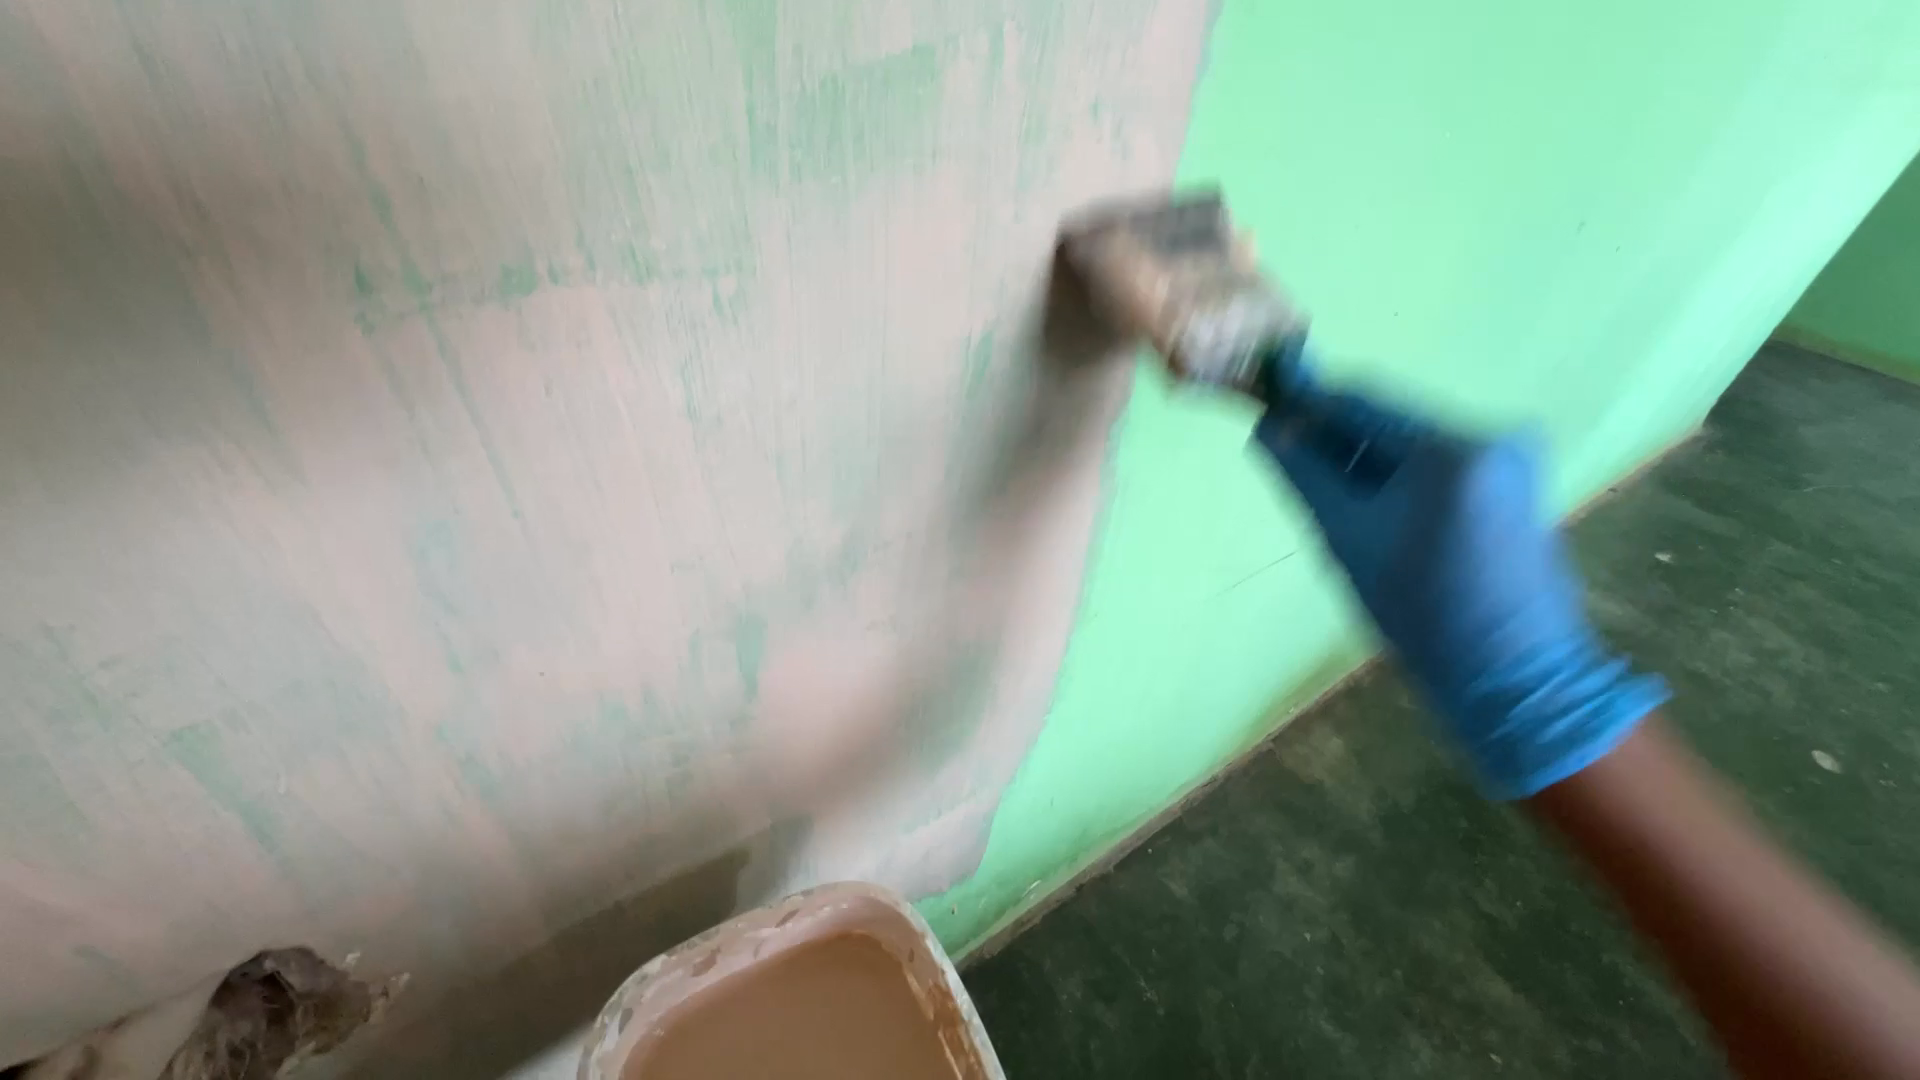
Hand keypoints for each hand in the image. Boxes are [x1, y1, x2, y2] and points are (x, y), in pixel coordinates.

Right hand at [1254, 360, 1665, 798]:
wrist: (1513, 673)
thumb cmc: (1418, 610)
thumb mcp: (1346, 536)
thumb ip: (1304, 472)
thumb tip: (1268, 424)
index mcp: (1455, 447)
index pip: (1360, 402)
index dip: (1305, 403)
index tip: (1263, 407)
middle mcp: (1495, 433)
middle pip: (1389, 420)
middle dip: (1336, 439)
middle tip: (1291, 467)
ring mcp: (1514, 455)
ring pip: (1410, 442)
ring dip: (1365, 462)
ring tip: (1335, 503)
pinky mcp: (1518, 479)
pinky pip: (1437, 463)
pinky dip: (1398, 478)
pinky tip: (1376, 512)